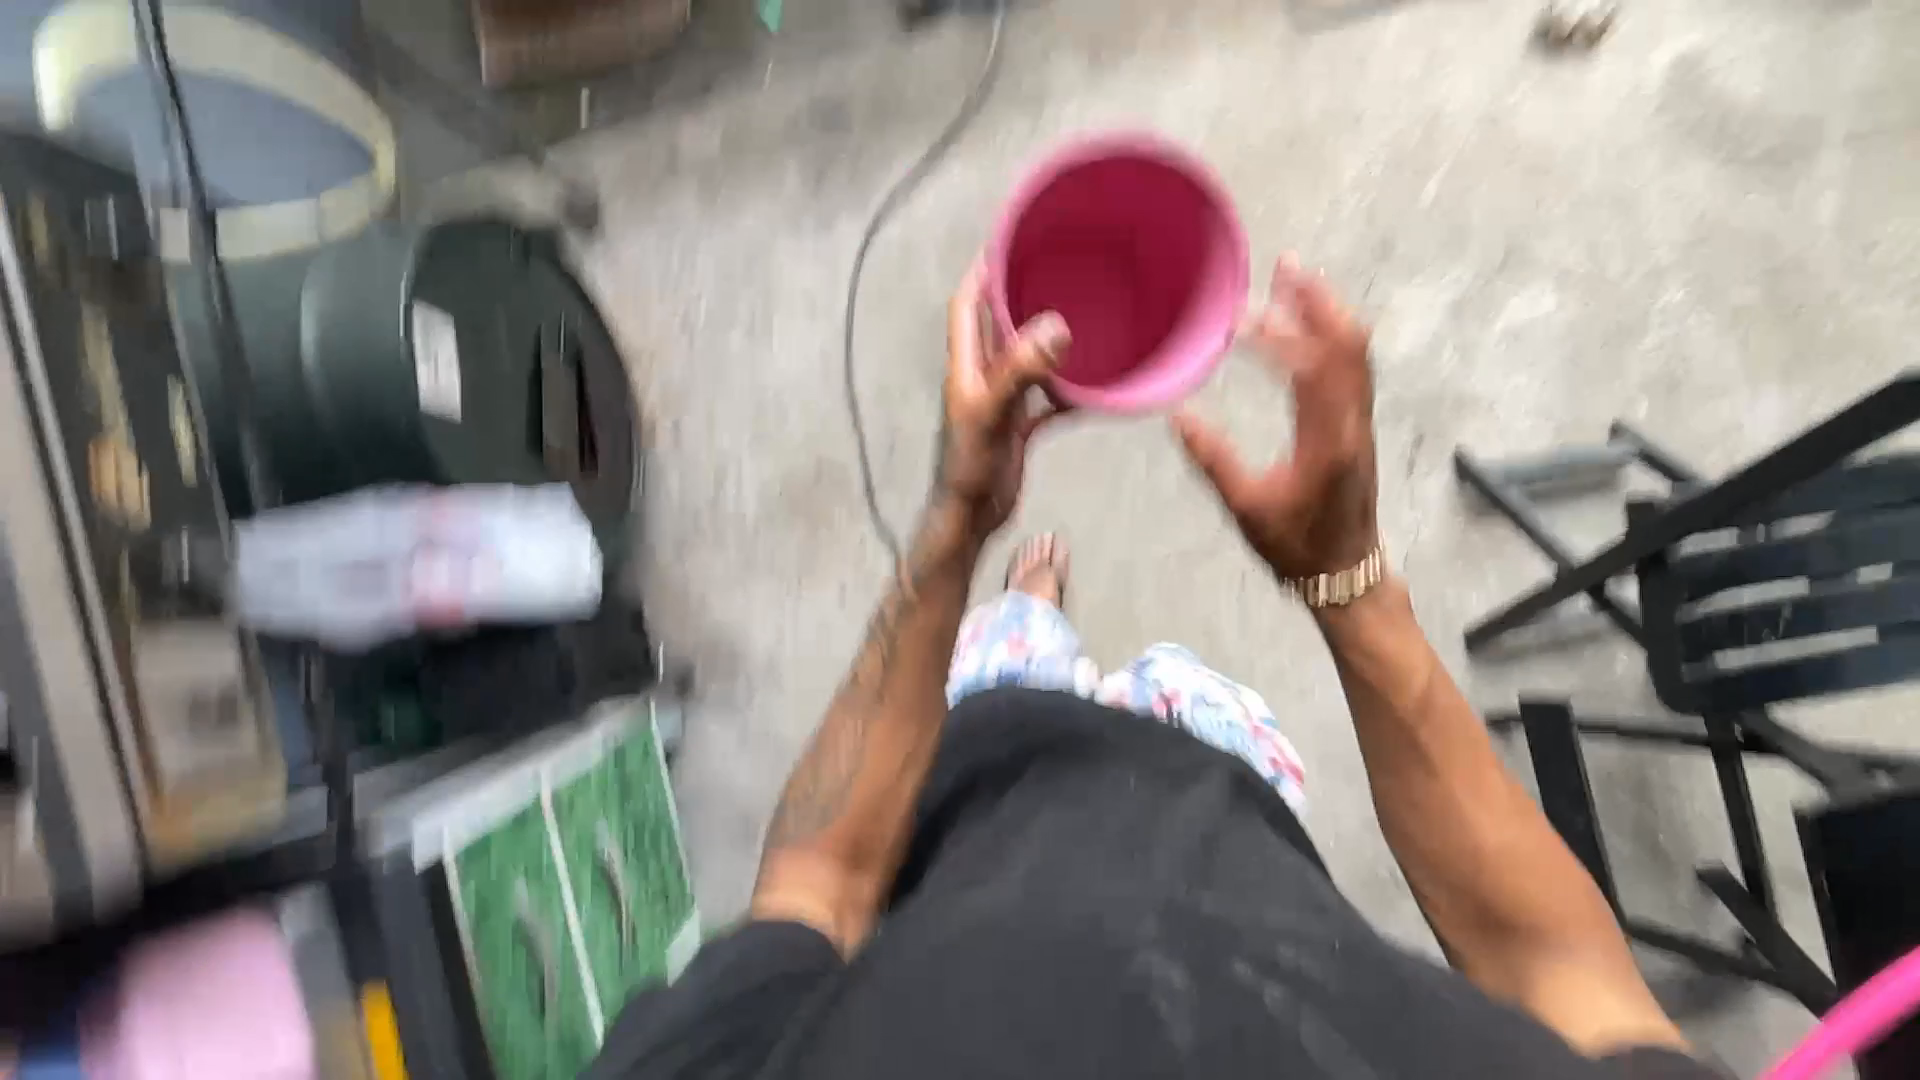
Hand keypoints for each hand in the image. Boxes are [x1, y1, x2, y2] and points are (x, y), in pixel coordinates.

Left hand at [930, 264, 1070, 541]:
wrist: (970, 515)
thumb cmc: (969, 465)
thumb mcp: (991, 413)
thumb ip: (1019, 371)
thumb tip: (1055, 326)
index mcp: (965, 365)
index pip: (966, 304)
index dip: (981, 271)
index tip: (1008, 240)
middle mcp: (980, 376)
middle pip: (997, 325)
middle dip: (1020, 297)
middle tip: (1056, 270)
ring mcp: (1000, 401)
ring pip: (1024, 360)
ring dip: (1046, 342)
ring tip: (1080, 317)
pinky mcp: (1016, 426)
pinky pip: (1045, 399)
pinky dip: (1065, 392)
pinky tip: (1092, 390)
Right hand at [1173, 255, 1377, 579]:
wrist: (1346, 571)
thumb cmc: (1294, 544)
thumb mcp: (1246, 506)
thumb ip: (1214, 460)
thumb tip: (1179, 417)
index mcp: (1325, 439)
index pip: (1310, 369)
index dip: (1279, 336)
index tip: (1240, 320)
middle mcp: (1352, 421)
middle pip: (1348, 344)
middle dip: (1317, 300)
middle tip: (1286, 266)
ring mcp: (1360, 421)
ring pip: (1355, 352)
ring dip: (1327, 313)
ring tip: (1296, 282)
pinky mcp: (1358, 425)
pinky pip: (1352, 367)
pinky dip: (1332, 337)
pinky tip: (1308, 329)